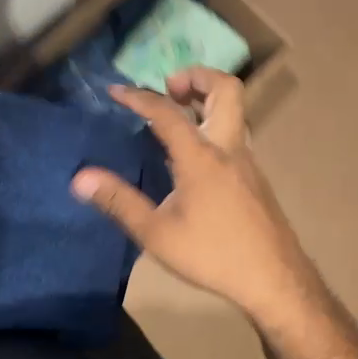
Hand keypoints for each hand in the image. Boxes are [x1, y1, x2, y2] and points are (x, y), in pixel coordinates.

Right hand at [70, 67, 311, 314]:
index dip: (139, 96)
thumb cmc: (214, 256)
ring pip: (234, 112)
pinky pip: (234, 136)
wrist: (277, 282)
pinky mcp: (255, 180)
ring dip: (206, 101)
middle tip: (169, 87)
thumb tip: (80, 178)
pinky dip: (213, 126)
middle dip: (196, 76)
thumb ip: (119, 202)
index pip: (167, 112)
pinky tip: (193, 157)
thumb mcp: (157, 234)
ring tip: (177, 115)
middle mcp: (229, 149)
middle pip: (226, 90)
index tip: (116, 91)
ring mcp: (247, 163)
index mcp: (201, 157)